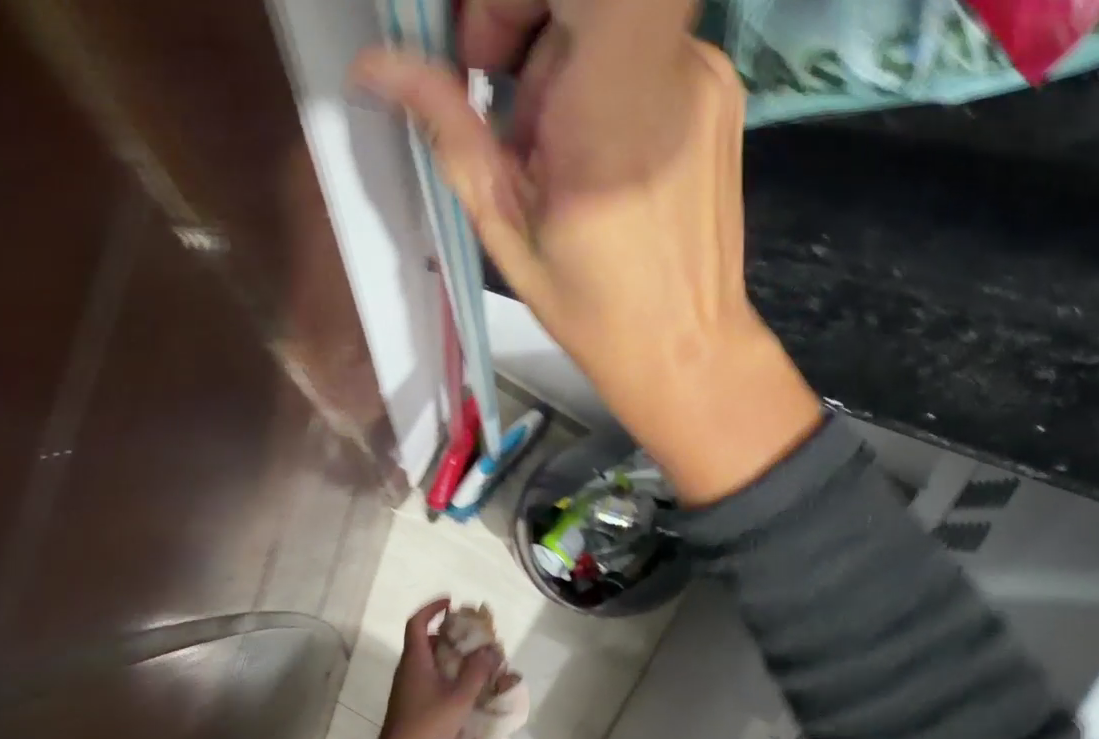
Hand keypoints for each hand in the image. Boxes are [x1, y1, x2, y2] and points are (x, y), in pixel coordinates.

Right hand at [351, 0, 822, 501]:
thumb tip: (377, 64)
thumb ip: (450, 129)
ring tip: (561, 158)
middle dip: (527, 44)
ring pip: (611, 24)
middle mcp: (677, 72)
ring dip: (566, 70)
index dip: (518, 0)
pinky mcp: (721, 86)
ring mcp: (708, 74)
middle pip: (581, 4)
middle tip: (517, 133)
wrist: (688, 344)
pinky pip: (644, 47)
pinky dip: (606, 81)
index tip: (485, 58)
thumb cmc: (591, 306)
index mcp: (615, 113)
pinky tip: (599, 152)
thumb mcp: (504, 226)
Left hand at [372, 598, 499, 738]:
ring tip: (472, 660)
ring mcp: (406, 684)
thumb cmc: (428, 723)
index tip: (450, 603)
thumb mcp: (459, 697)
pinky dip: (443, 671)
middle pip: (424, 639)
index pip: (417, 622)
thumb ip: (477, 672)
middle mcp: (408, 667)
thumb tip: (491, 650)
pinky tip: (461, 685)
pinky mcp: (409, 700)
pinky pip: (427, 675)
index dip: (432, 608)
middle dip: (447, 633)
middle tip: (470, 635)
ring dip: (447, 654)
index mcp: (415, 659)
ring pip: (427, 659)